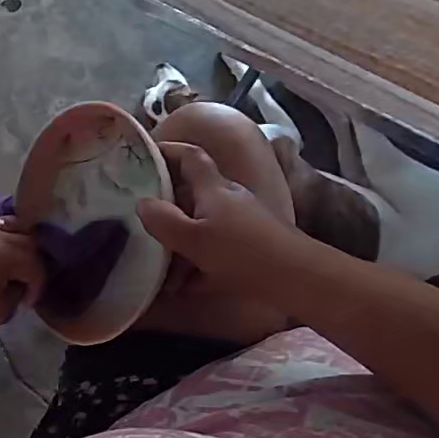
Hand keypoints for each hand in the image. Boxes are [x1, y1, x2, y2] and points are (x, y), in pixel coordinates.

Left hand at [0, 218, 44, 334]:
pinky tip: (0, 244)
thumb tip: (20, 284)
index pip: (35, 266)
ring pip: (13, 226)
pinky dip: (1, 230)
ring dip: (21, 243)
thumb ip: (18, 293)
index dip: (37, 286)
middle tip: (27, 283)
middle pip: (28, 242)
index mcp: (8, 254)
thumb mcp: (3, 309)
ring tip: (17, 263)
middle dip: (32, 263)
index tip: (29, 301)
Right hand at [138, 141, 305, 289]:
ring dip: (181, 246)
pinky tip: (187, 287)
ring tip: (163, 272)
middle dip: (167, 210)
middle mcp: (229, 198)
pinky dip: (198, 264)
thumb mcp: (192, 238)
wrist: (297, 277)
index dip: (168, 150)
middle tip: (143, 223)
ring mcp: (242, 222)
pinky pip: (215, 249)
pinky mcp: (252, 245)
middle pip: (191, 195)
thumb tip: (141, 202)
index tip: (146, 155)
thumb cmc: (240, 252)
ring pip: (201, 227)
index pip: (190, 157)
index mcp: (213, 188)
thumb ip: (163, 220)